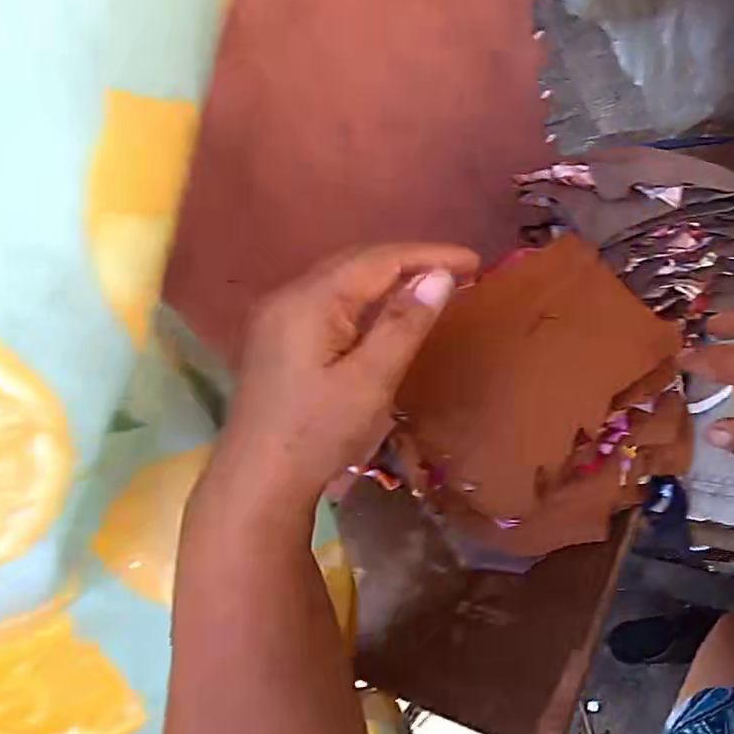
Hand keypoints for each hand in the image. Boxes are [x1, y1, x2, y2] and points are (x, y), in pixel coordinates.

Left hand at [198, 242, 479, 519]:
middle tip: (459, 271)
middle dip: (410, 260)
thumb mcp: (371, 380)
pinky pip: (331, 301)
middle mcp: (289, 296)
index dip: (429, 255)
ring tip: (431, 284)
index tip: (474, 262)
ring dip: (388, 276)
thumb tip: (439, 276)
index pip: (378, 260)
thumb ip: (404, 324)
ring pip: (343, 280)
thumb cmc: (319, 432)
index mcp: (310, 300)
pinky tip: (386, 310)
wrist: (259, 479)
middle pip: (357, 261)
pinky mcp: (279, 339)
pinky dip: (367, 297)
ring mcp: (279, 317)